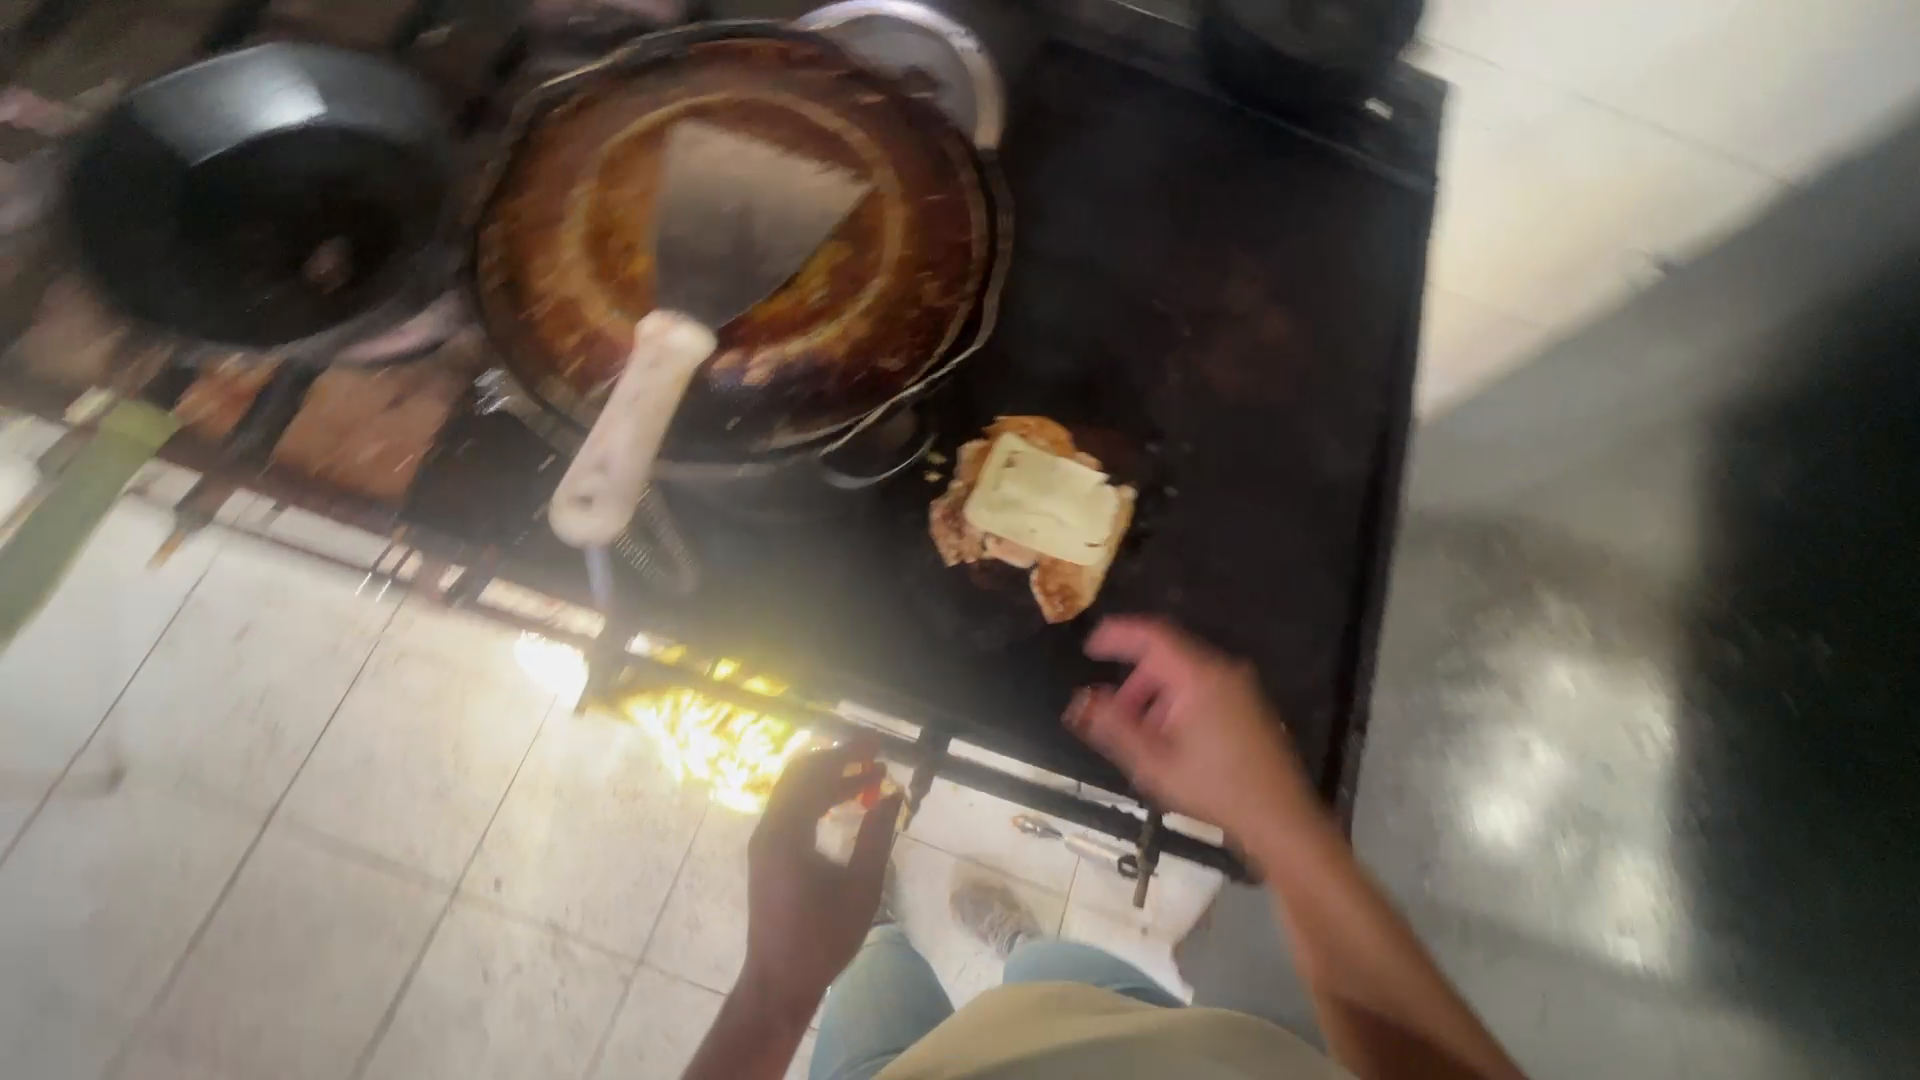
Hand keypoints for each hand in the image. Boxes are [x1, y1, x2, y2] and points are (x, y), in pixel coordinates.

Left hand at [741, 740, 902, 1020]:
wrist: (779, 981)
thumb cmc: (823, 938)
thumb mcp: (861, 887)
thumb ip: (877, 836)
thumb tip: (893, 795)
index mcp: (786, 834)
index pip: (814, 775)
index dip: (847, 754)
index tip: (877, 745)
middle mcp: (769, 830)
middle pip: (800, 775)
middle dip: (838, 758)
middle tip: (873, 753)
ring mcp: (764, 842)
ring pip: (795, 791)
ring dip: (830, 778)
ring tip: (868, 775)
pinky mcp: (768, 854)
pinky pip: (793, 809)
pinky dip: (819, 796)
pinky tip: (846, 801)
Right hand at [1067, 616, 1319, 839]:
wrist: (1281, 819)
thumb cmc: (1214, 788)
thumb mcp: (1153, 761)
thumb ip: (1112, 727)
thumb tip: (1079, 701)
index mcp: (1198, 676)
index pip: (1151, 635)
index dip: (1117, 634)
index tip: (1090, 646)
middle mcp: (1222, 671)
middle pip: (1167, 657)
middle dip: (1134, 680)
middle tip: (1113, 712)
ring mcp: (1240, 687)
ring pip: (1185, 674)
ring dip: (1154, 695)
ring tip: (1140, 734)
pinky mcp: (1249, 705)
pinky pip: (1203, 687)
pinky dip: (1176, 701)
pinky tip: (1170, 739)